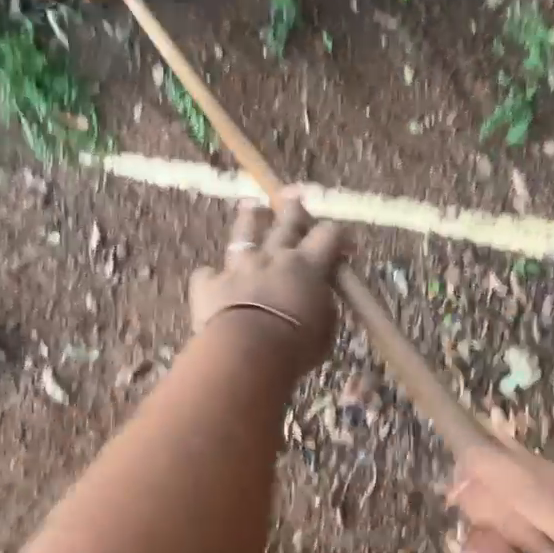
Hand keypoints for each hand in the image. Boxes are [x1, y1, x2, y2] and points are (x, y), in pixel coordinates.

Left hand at [189, 197, 346, 371]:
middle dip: (293, 210)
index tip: (345, 244)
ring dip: (249, 219)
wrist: (247, 353)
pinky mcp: (209, 284)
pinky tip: (213, 281)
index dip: (338, 235)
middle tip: (294, 199)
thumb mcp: (326, 328)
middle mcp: (273, 257)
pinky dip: (212, 277)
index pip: (329, 235)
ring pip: (244, 234)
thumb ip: (323, 305)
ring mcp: (239, 267)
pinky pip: (208, 274)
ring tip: (250, 208)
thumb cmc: (296, 345)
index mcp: (307, 266)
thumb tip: (319, 298)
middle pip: (285, 223)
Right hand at [447, 447, 553, 552]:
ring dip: (517, 485)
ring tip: (475, 496)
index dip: (492, 474)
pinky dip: (540, 497)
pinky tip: (523, 510)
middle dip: (499, 478)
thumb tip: (468, 542)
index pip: (535, 488)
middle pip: (546, 477)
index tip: (452, 466)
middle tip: (452, 491)